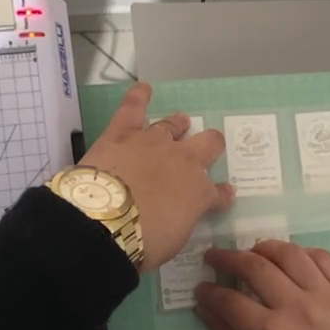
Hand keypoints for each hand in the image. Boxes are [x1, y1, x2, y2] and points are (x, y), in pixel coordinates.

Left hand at [78, 82, 234, 269]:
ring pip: (172, 126)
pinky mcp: (123, 133)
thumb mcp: (174, 240)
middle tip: (206, 150)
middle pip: (208, 145)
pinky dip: (138, 97)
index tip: (223, 196)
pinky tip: (143, 88)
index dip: (221, 195)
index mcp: (199, 194)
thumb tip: (180, 215)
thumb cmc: (143, 241)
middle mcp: (183, 162)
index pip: (217, 193)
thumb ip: (181, 221)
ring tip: (181, 121)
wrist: (106, 223)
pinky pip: (133, 108)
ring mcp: (154, 143)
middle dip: (210, 147)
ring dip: (178, 125)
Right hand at [195, 241, 329, 329]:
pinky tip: (291, 260)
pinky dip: (303, 253)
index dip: (209, 292)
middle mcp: (297, 308)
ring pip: (289, 254)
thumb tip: (203, 305)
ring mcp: (325, 296)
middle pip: (255, 267)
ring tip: (254, 253)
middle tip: (215, 257)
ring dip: (265, 248)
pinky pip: (323, 258)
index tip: (201, 288)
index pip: (229, 300)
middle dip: (228, 258)